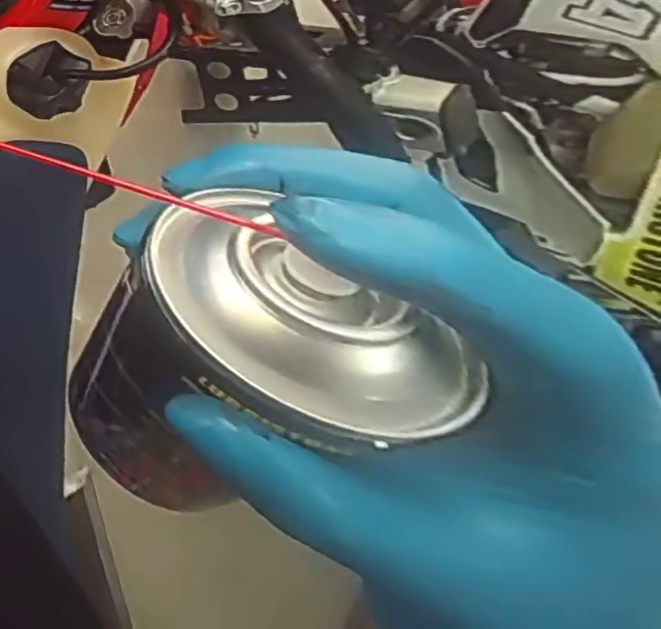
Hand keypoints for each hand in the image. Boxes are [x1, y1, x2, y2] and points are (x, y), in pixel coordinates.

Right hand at [113, 144, 660, 628]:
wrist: (552, 563)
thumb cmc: (506, 568)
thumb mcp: (405, 550)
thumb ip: (300, 493)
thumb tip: (186, 411)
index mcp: (567, 388)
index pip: (505, 300)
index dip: (402, 252)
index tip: (285, 224)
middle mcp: (517, 309)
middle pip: (410, 203)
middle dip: (288, 175)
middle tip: (184, 186)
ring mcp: (462, 285)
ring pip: (370, 192)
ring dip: (265, 177)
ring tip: (177, 192)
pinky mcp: (414, 281)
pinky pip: (339, 216)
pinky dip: (264, 199)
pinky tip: (206, 216)